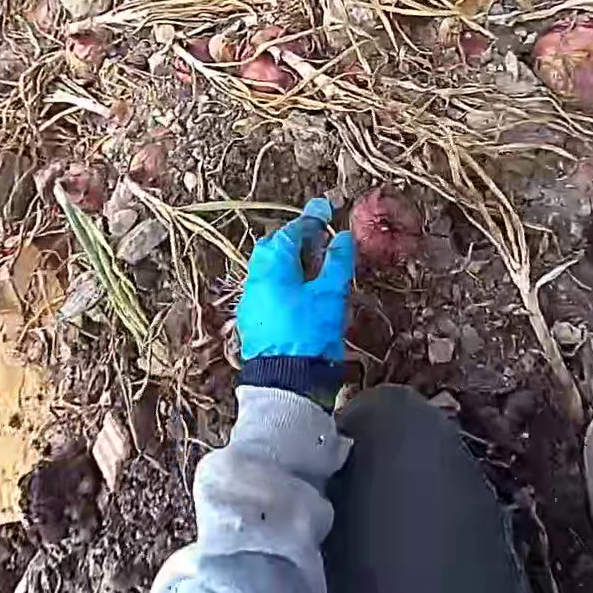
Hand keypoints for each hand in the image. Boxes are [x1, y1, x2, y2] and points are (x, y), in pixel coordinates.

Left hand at [236, 198, 356, 361]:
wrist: (286, 382)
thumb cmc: (310, 332)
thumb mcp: (330, 293)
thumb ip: (337, 261)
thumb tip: (342, 237)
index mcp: (272, 265)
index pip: (292, 231)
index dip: (311, 220)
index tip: (325, 209)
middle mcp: (255, 278)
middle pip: (275, 247)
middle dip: (297, 239)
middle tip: (321, 238)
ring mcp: (251, 299)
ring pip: (270, 268)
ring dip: (291, 261)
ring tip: (315, 265)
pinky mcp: (253, 319)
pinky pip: (268, 288)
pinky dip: (285, 281)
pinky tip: (302, 291)